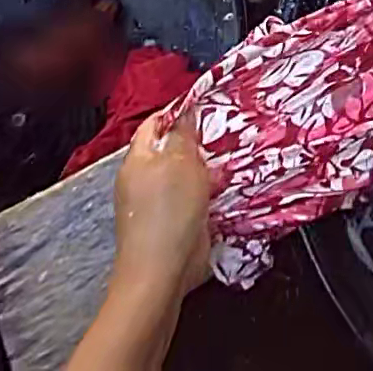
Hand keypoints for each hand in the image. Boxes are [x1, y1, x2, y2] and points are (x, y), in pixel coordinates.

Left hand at [112, 106, 212, 299]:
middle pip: (175, 147)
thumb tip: (185, 110)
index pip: (155, 124)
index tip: (207, 103)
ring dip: (210, 165)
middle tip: (227, 128)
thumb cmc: (169, 210)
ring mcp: (161, 201)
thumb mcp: (180, 161)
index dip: (178, 110)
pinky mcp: (177, 218)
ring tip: (234, 155)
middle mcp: (145, 178)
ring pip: (190, 170)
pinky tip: (228, 184)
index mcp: (138, 161)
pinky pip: (197, 192)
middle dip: (201, 139)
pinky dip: (212, 186)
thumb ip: (183, 133)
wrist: (164, 270)